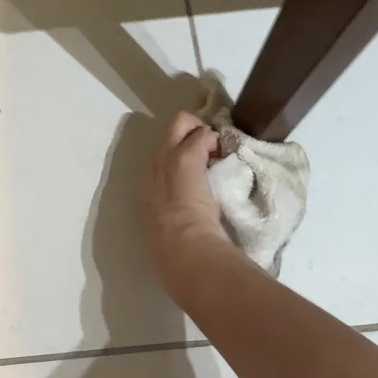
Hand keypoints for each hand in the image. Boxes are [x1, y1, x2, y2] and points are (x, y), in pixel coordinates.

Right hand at [144, 112, 243, 303]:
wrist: (183, 250)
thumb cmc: (176, 252)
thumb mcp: (171, 234)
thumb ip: (178, 224)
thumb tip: (191, 232)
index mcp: (149, 190)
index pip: (165, 160)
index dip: (183, 157)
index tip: (202, 167)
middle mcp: (154, 169)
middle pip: (171, 131)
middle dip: (192, 132)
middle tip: (212, 148)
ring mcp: (169, 159)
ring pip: (184, 125)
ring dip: (205, 134)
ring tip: (222, 152)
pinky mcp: (188, 156)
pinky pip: (204, 134)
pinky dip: (217, 139)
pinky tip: (228, 154)